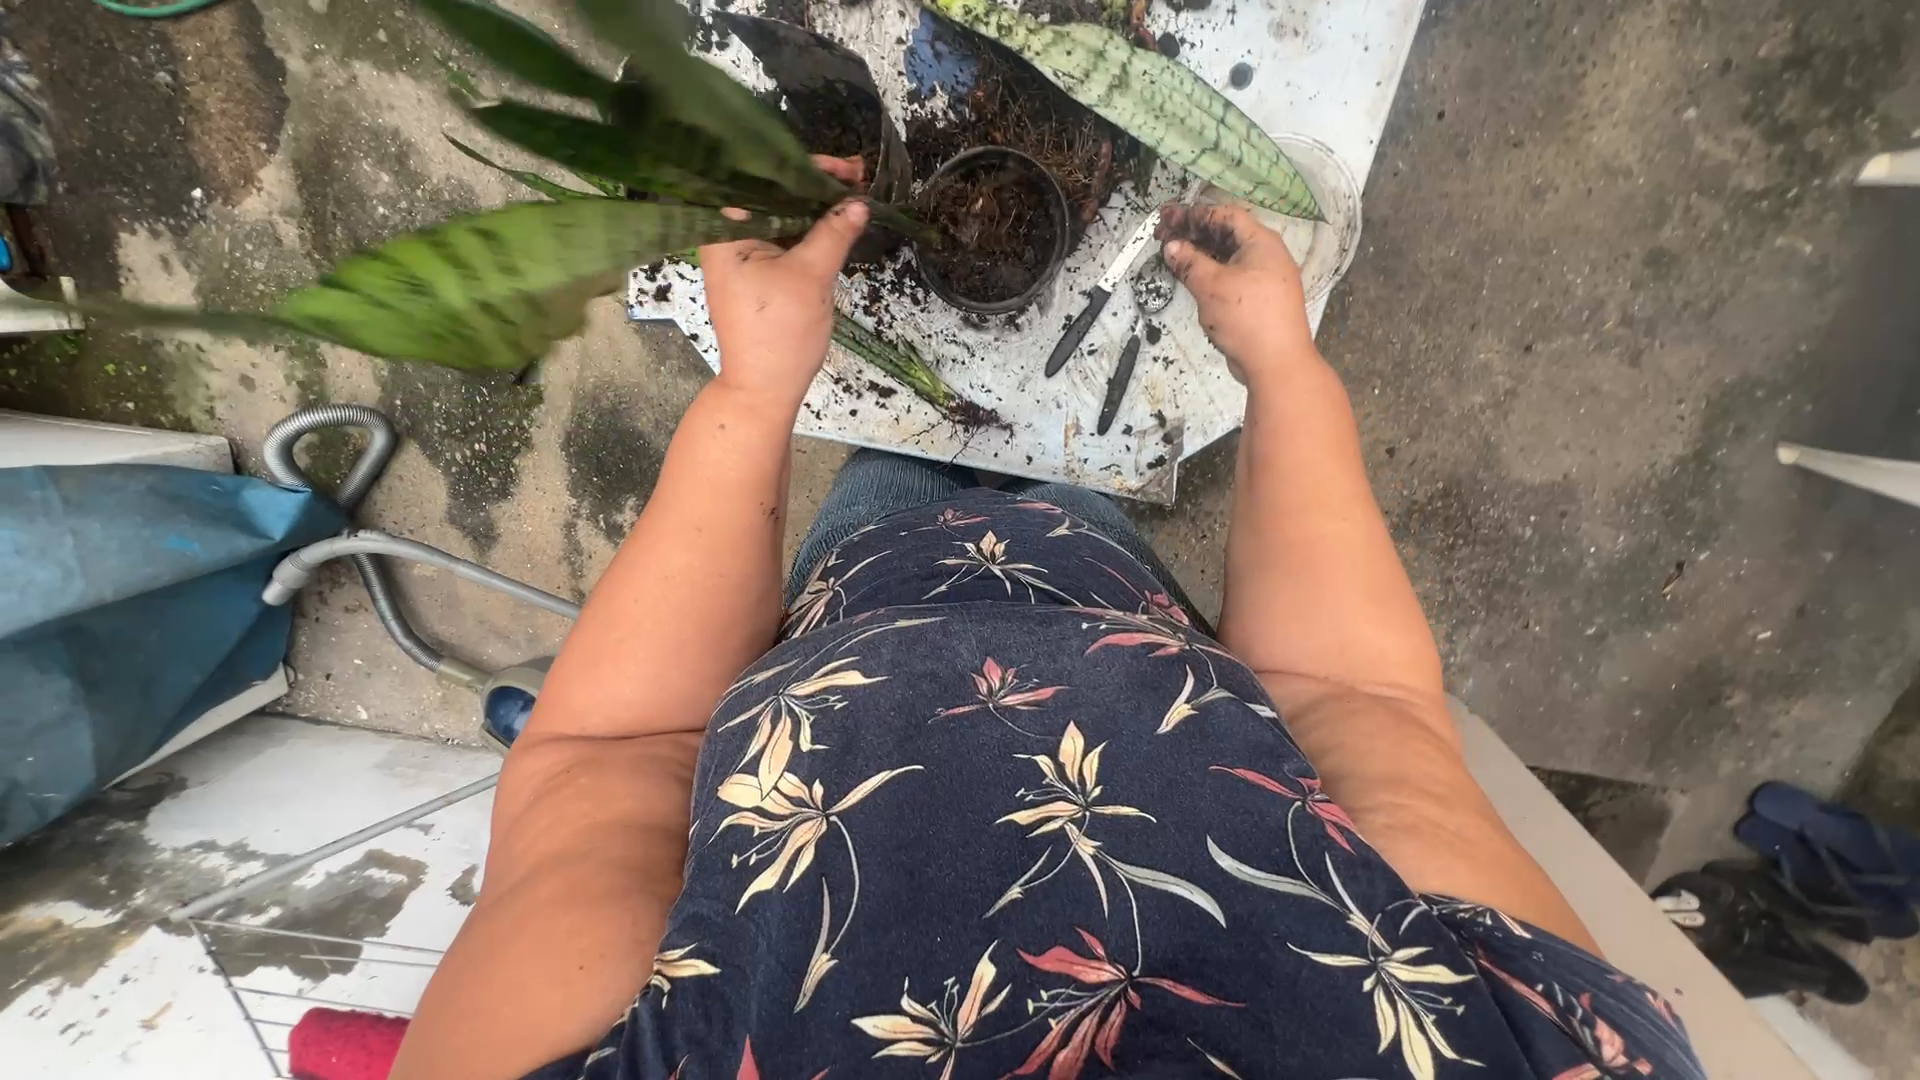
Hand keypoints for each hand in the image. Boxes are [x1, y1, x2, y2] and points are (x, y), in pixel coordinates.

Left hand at [700, 155, 869, 406]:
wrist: (765, 389)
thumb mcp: (811, 277)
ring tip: (852, 194)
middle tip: (855, 177)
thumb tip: (859, 202)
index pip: (762, 178)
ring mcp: (741, 256)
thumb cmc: (779, 333)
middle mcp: (726, 236)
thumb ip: (834, 234)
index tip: (845, 169)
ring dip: (815, 207)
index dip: (805, 167)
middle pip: (772, 195)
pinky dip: (808, 232)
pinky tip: (835, 222)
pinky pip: (783, 241)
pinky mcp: (756, 275)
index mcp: (724, 229)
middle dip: (814, 184)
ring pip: (781, 218)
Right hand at [1156, 203, 1316, 386]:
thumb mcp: (1211, 286)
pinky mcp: (1259, 301)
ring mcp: (1264, 279)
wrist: (1276, 361)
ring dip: (1200, 254)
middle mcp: (1266, 256)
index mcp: (1261, 243)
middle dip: (1194, 233)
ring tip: (1173, 255)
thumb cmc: (1247, 317)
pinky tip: (1192, 279)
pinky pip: (1231, 277)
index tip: (1167, 217)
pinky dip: (1210, 273)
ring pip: (1227, 257)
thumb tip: (1172, 246)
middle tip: (1163, 234)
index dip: (1194, 214)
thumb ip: (1189, 263)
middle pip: (1226, 235)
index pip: (1224, 216)